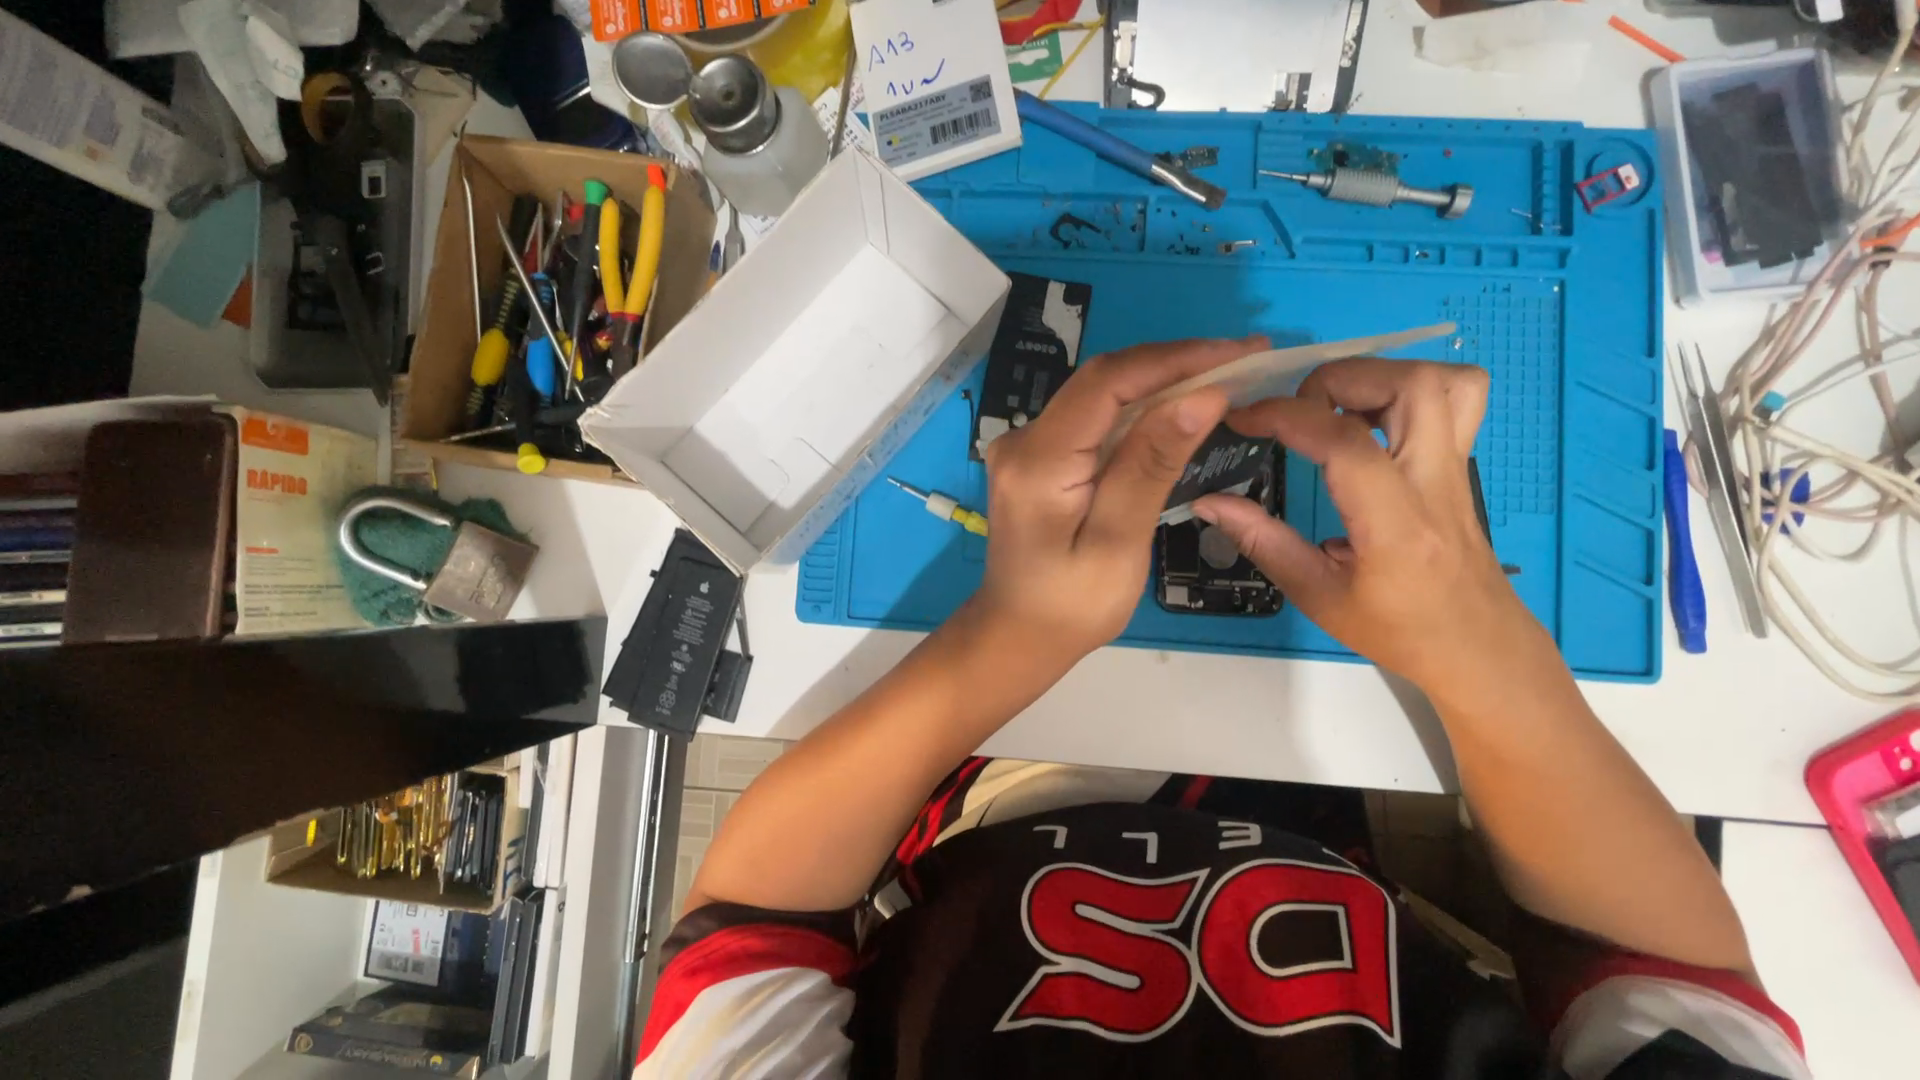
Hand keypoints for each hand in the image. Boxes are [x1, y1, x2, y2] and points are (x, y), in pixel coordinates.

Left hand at [969, 337, 1266, 663]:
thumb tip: (1202, 395)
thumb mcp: (1119, 540)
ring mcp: (1027, 446)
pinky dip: (1138, 411)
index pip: (1108, 382)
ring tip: (1227, 375)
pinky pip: (1093, 420)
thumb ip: (1152, 464)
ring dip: (1161, 383)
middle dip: (1175, 365)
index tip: (1238, 353)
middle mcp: (1024, 440)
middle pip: (1104, 381)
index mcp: (1038, 459)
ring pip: (1100, 396)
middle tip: (1245, 360)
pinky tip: (1179, 410)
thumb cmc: (1072, 604)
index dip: (1175, 359)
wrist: (1018, 634)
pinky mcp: (1038, 458)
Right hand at [1193, 358, 1539, 691]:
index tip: (1244, 418)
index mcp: (1396, 524)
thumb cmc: (1395, 629)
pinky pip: (1457, 396)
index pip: (1346, 442)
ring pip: (1442, 381)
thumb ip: (1261, 541)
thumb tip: (1208, 502)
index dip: (1287, 416)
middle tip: (1300, 409)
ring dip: (1379, 375)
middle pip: (1408, 387)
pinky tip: (1373, 415)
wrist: (1476, 646)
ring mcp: (1456, 466)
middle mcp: (1435, 481)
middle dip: (1339, 379)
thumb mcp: (1315, 594)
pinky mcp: (1461, 462)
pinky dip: (1412, 386)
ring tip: (1336, 406)